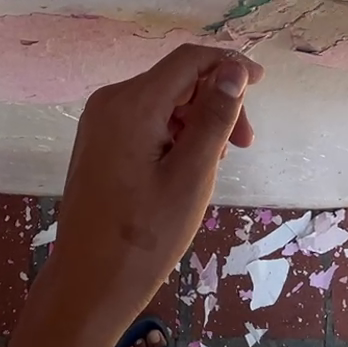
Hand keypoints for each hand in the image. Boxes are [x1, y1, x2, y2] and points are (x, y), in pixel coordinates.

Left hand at [48, 43, 264, 323]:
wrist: (87, 286)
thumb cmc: (145, 236)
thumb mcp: (192, 175)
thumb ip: (215, 117)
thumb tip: (234, 70)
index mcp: (132, 103)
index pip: (188, 60)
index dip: (228, 63)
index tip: (260, 82)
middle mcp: (111, 100)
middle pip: (177, 80)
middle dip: (215, 102)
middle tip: (243, 145)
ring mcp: (100, 120)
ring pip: (163, 100)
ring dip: (197, 120)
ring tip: (215, 162)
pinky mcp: (99, 139)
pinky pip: (146, 117)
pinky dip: (174, 131)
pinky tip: (187, 165)